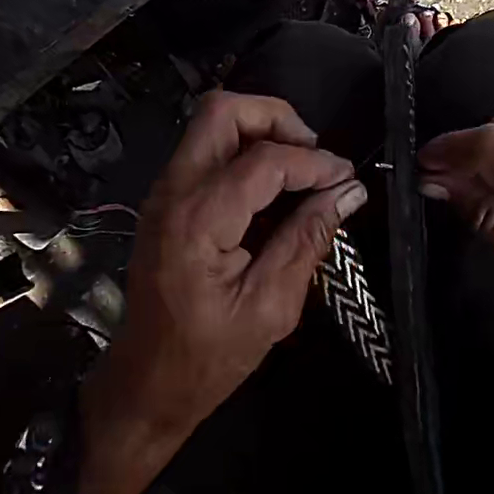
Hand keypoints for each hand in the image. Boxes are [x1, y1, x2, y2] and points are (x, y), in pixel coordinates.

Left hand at [80, 91, 366, 493]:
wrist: (146, 382)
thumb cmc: (207, 357)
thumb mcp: (270, 307)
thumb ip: (307, 240)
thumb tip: (348, 192)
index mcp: (197, 221)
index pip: (264, 160)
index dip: (314, 162)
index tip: (346, 180)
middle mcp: (173, 192)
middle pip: (222, 111)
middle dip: (277, 119)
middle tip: (314, 156)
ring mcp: (164, 193)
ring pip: (211, 124)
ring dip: (261, 132)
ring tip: (300, 170)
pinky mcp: (166, 202)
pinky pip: (206, 151)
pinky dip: (244, 152)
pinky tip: (274, 188)